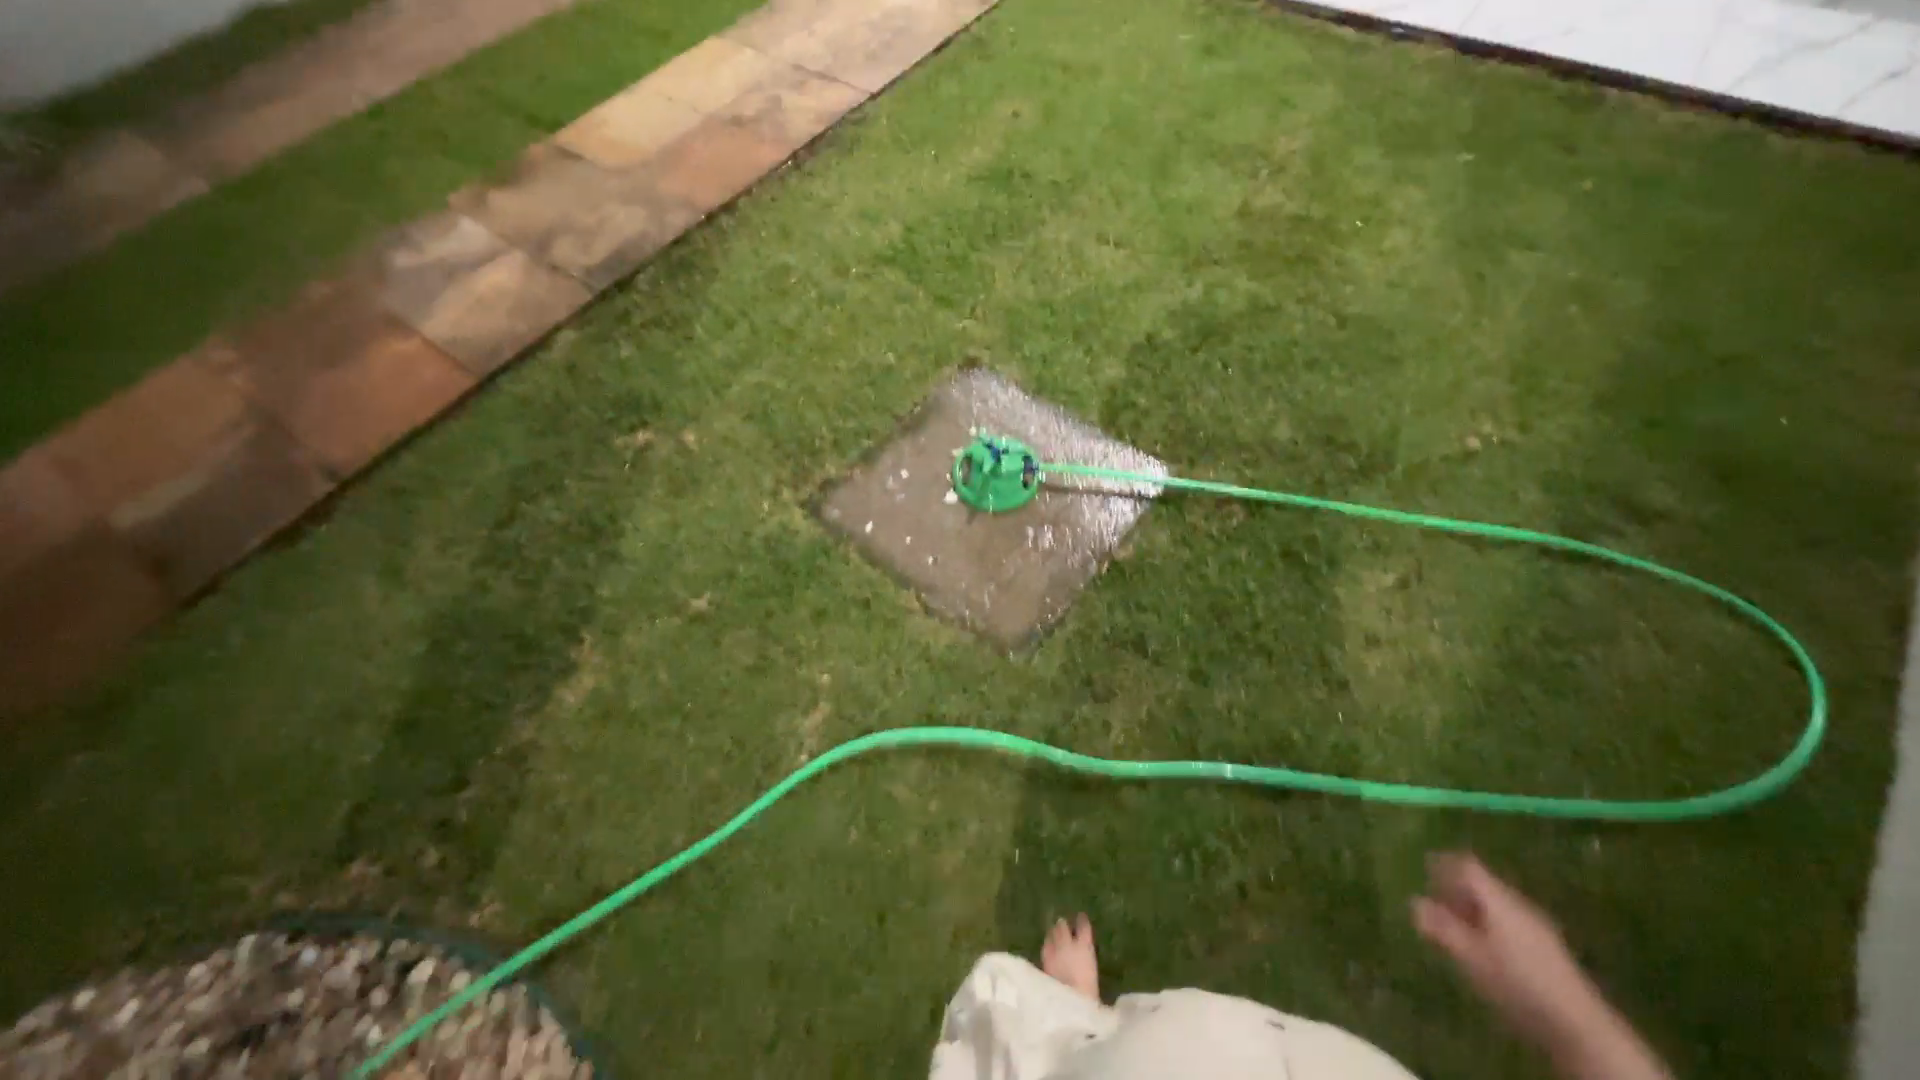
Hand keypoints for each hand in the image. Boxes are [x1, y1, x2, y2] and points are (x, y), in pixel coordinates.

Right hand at [1411, 852, 1599, 1045]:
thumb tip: (1414, 902)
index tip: (1423, 866)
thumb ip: (1442, 928)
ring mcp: (1535, 926)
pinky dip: (1486, 923)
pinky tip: (1480, 943)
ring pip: (1496, 904)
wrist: (1576, 1021)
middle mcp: (1518, 905)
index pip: (1469, 867)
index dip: (1445, 863)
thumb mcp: (1471, 957)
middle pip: (1483, 884)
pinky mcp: (1545, 947)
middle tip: (1432, 897)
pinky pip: (1508, 921)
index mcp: (1499, 901)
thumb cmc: (1516, 982)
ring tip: (1450, 922)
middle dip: (1456, 887)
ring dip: (1471, 907)